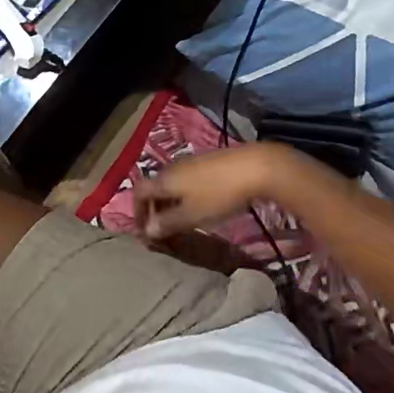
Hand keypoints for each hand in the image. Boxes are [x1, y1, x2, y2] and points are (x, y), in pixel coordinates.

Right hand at [133, 143, 304, 240]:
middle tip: (164, 230)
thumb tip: (147, 230)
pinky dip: (186, 195)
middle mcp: (174, 167)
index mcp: (164, 179)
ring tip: (183, 221)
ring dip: (172, 203)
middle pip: (156, 187)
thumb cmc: (218, 194)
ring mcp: (193, 162)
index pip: (139, 192)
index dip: (138, 212)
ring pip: (173, 184)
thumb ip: (167, 223)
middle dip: (155, 209)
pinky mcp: (210, 161)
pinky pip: (188, 180)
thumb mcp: (191, 215)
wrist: (255, 167)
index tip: (146, 231)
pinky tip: (202, 206)